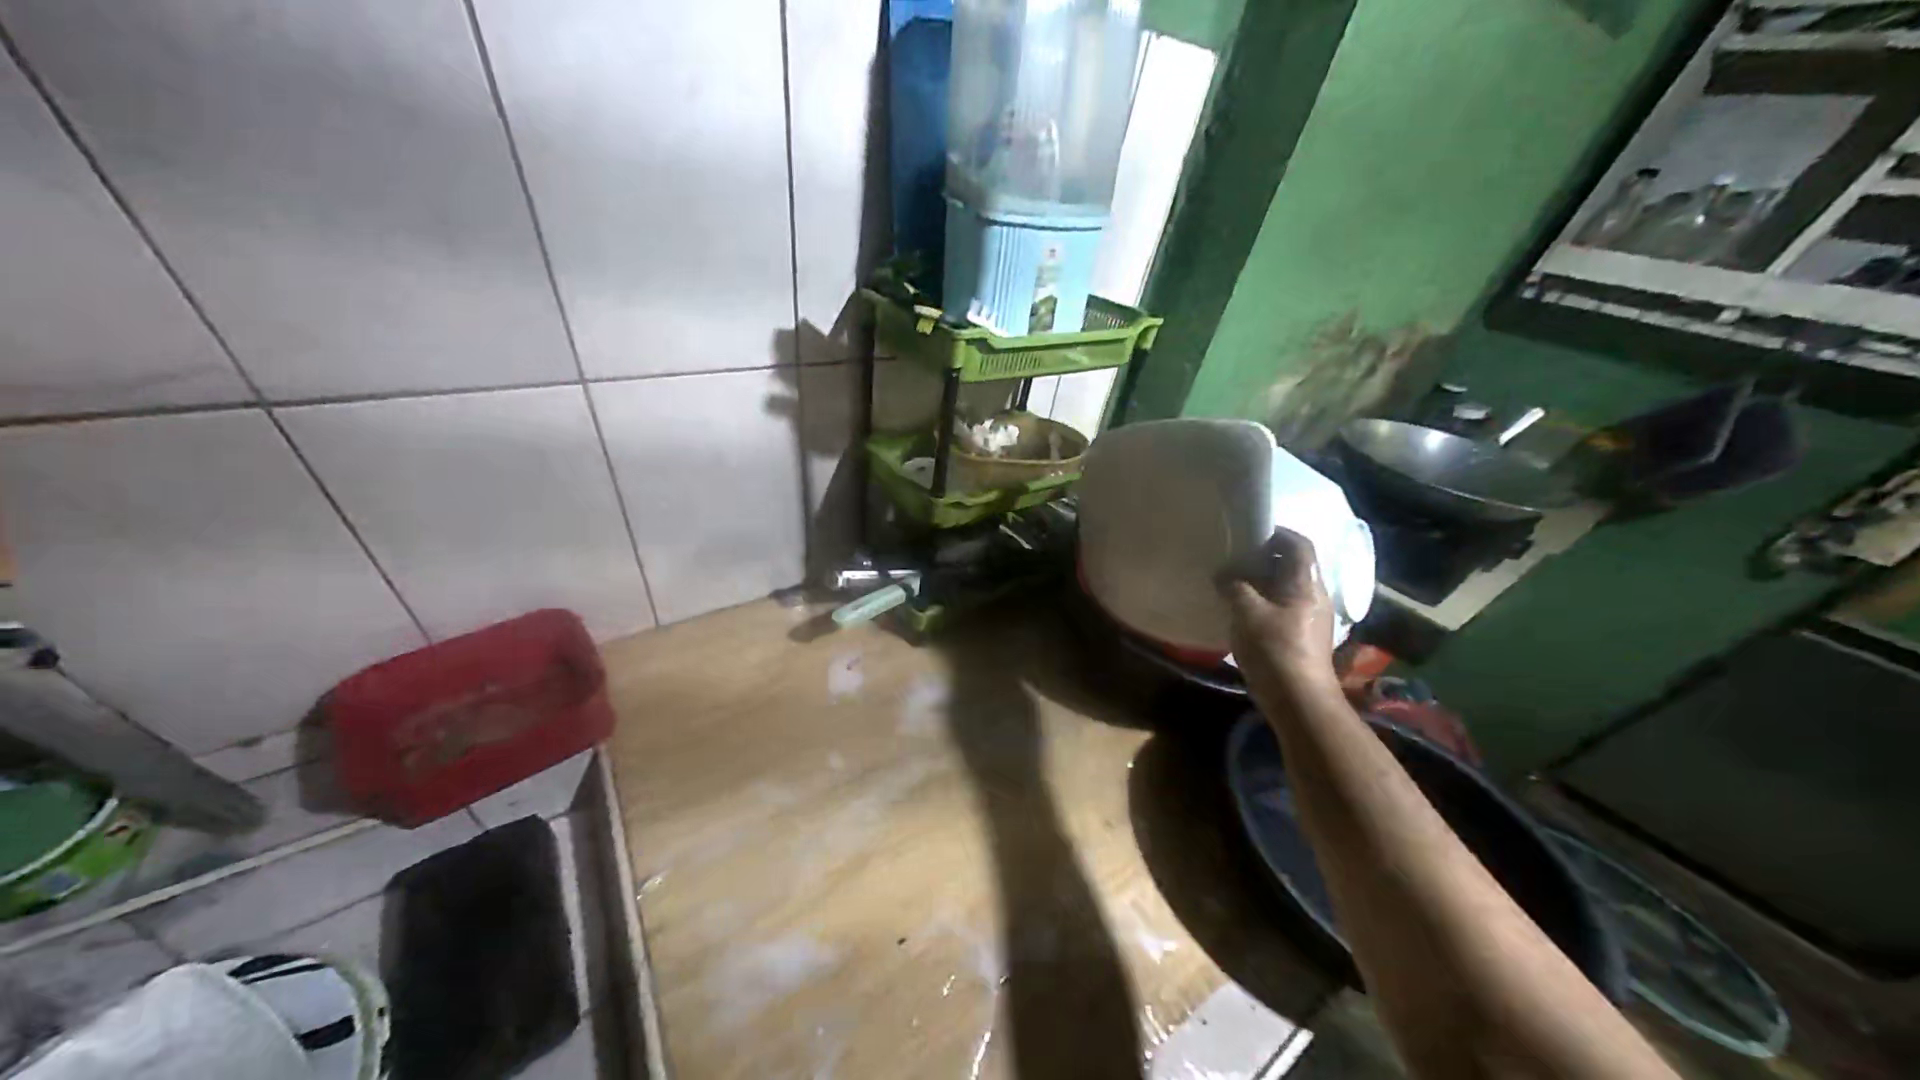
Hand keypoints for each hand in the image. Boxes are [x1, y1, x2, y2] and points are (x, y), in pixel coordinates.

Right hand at [1223, 527, 1337, 691]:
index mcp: (1306, 584)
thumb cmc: (1274, 649)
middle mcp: (1315, 596)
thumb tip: (1224, 574)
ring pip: (1287, 587)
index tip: (1251, 531)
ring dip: (1263, 581)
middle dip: (1267, 557)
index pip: (1299, 545)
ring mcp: (1312, 618)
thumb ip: (1234, 586)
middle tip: (1236, 555)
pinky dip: (1265, 601)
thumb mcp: (1246, 612)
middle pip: (1294, 565)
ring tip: (1234, 581)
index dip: (1278, 533)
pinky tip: (1242, 610)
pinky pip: (1284, 607)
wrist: (1298, 699)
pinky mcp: (1303, 637)